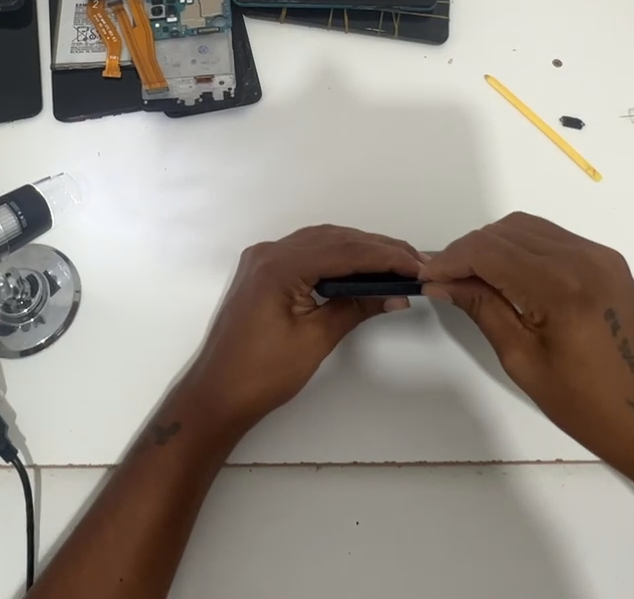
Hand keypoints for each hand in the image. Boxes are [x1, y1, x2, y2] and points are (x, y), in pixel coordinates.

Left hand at [176, 226, 424, 433]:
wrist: (217, 394)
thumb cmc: (263, 373)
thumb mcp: (315, 339)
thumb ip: (355, 308)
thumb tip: (395, 295)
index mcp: (279, 266)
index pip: (342, 251)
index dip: (383, 256)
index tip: (416, 264)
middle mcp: (269, 252)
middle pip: (332, 240)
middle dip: (375, 248)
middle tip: (413, 261)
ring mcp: (262, 259)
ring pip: (320, 241)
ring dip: (357, 249)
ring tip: (394, 261)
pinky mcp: (262, 271)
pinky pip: (306, 252)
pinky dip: (335, 256)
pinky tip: (358, 266)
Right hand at [422, 213, 633, 486]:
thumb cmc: (586, 403)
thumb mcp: (523, 359)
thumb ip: (481, 307)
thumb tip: (440, 282)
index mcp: (562, 288)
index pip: (490, 252)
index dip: (451, 260)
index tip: (426, 276)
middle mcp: (583, 258)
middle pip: (505, 232)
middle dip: (468, 251)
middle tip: (446, 280)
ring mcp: (599, 254)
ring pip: (525, 227)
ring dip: (493, 245)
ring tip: (473, 277)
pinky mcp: (607, 258)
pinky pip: (550, 236)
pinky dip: (520, 246)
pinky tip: (508, 274)